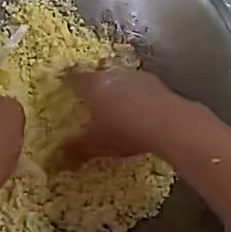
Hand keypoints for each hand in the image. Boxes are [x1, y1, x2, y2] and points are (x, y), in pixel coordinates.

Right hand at [62, 67, 210, 163]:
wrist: (172, 125)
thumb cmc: (127, 132)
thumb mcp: (97, 145)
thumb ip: (77, 150)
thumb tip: (58, 160)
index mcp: (92, 85)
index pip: (73, 76)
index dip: (66, 79)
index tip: (62, 83)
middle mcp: (112, 74)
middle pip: (98, 71)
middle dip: (94, 80)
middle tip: (90, 93)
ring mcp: (137, 76)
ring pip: (120, 76)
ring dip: (117, 85)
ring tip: (116, 102)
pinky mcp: (157, 83)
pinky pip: (139, 85)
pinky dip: (136, 93)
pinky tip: (140, 108)